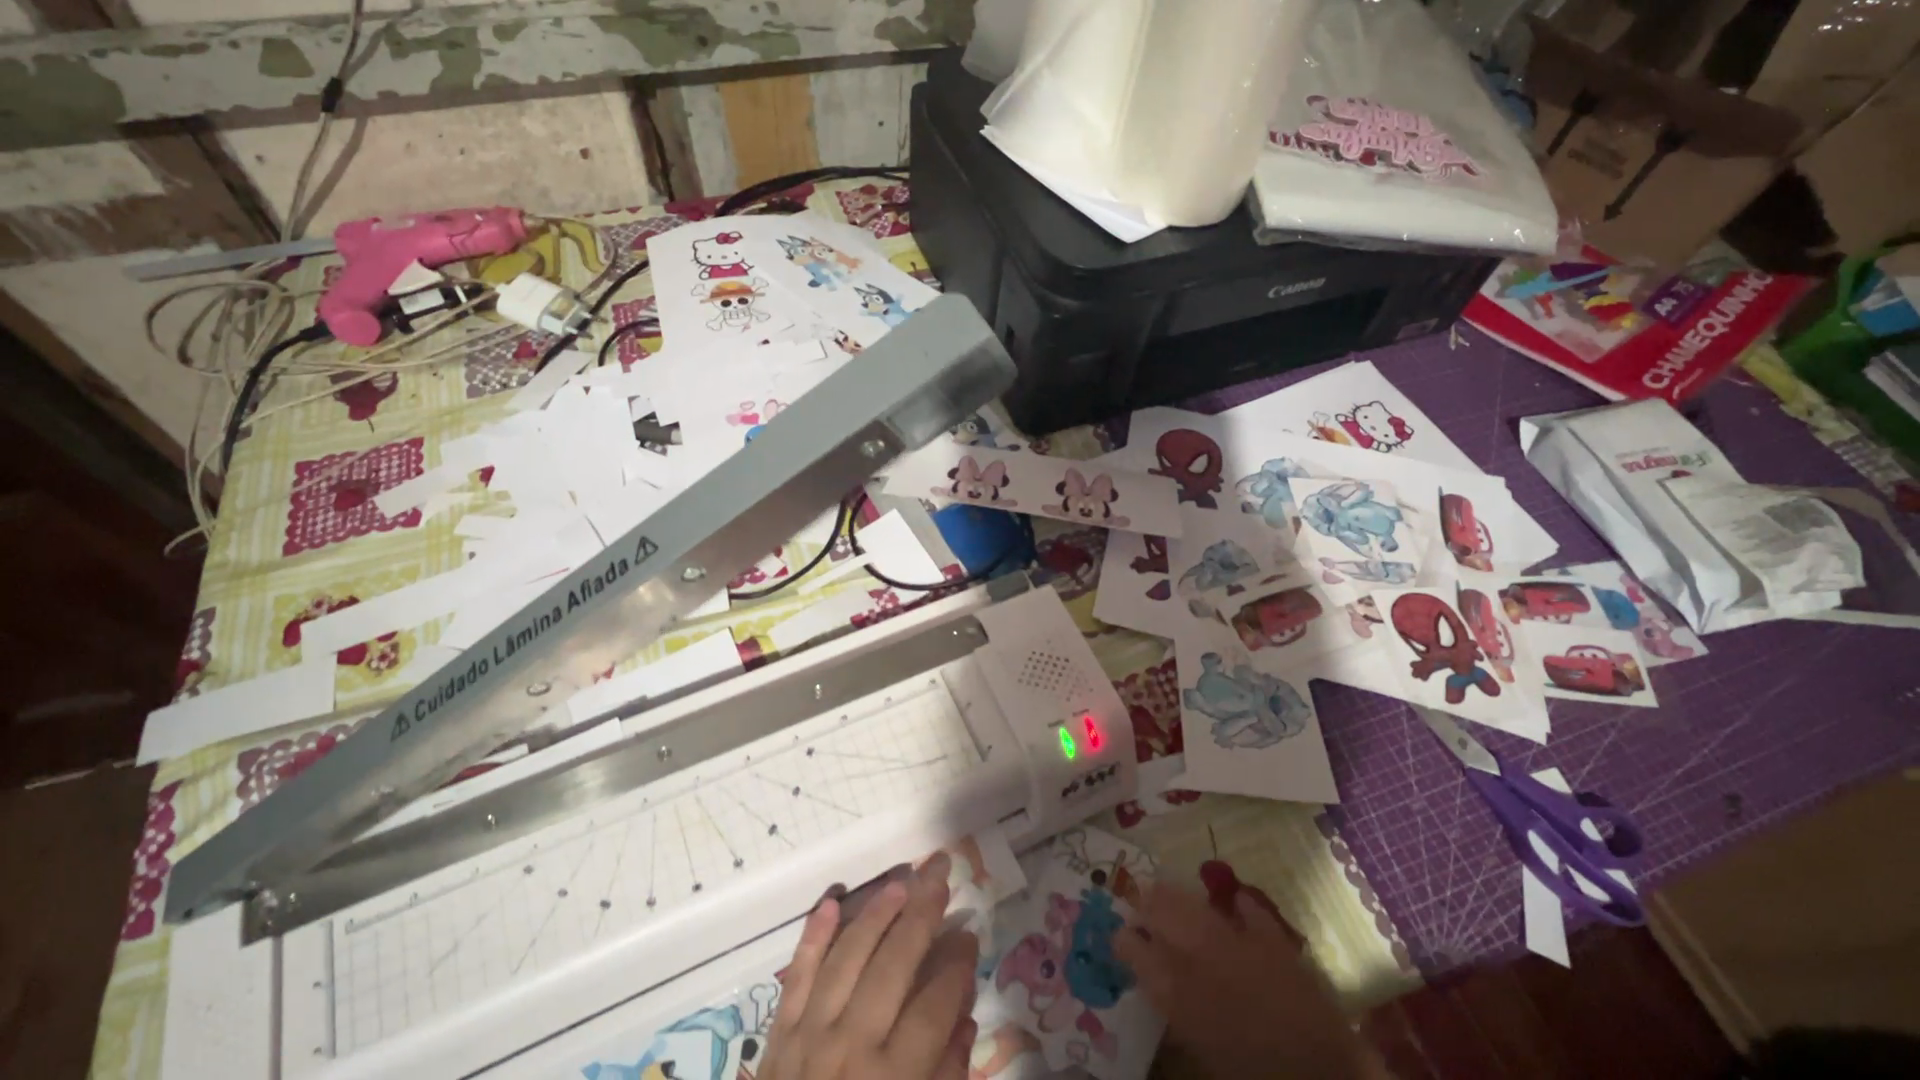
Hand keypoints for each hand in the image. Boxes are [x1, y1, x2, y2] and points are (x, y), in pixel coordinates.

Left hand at [760, 853, 979, 1079]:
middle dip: (921, 916)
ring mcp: (810, 1035)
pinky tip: (830, 903)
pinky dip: (813, 937)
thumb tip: (963, 1021)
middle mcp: (852, 1046)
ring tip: (900, 882)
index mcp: (893, 1077)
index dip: (956, 965)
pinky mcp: (778, 1034)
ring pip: (847, 958)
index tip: (969, 934)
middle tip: (941, 875)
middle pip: (893, 966)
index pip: (934, 1005)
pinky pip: (797, 975)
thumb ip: (944, 1077)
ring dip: (875, 915)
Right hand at [1115, 882, 1385, 1079]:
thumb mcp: (1198, 1044)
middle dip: (1147, 903)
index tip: (1121, 934)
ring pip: (1197, 906)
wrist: (1314, 1072)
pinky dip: (1241, 906)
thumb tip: (1161, 984)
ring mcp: (1237, 944)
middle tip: (1140, 897)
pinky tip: (1234, 899)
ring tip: (1167, 890)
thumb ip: (1177, 1009)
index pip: (1133, 949)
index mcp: (1174, 990)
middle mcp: (1198, 957)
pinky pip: (1251, 913)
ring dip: (1180, 898)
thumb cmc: (1246, 1069)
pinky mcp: (1274, 942)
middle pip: (1162, 914)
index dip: (1124, 939)